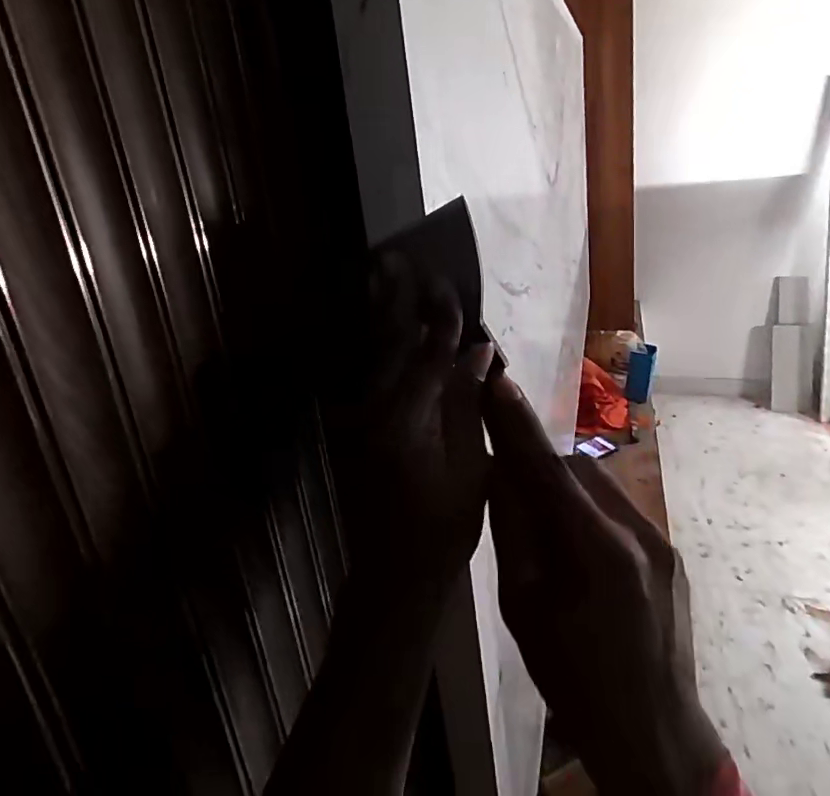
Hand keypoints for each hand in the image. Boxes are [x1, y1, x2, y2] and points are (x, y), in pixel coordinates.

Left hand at [342, 253, 492, 596]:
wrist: (392, 570)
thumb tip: (478, 352)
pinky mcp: (350, 427)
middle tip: (396, 259)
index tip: (450, 285)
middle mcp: (373, 410)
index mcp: (407, 421)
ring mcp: (355, 418)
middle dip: (394, 299)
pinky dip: (370, 346)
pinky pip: (361, 374)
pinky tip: (374, 325)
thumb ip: (467, 403)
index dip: (443, 318)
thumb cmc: (444, 527)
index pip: (429, 354)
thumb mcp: (470, 467)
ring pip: (366, 354)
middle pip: (387, 342)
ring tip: (378, 275)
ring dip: (375, 314)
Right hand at [484, 375, 725, 795]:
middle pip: (574, 468)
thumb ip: (514, 532)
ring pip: (597, 483)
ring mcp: (659, 538)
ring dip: (559, 479)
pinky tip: (568, 532)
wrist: (655, 736)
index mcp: (598, 550)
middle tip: (499, 454)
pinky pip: (616, 505)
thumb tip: (497, 472)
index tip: (496, 380)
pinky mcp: (667, 549)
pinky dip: (583, 502)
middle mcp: (637, 530)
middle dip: (535, 455)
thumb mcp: (524, 609)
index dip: (517, 422)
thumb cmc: (575, 681)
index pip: (546, 467)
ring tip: (532, 504)